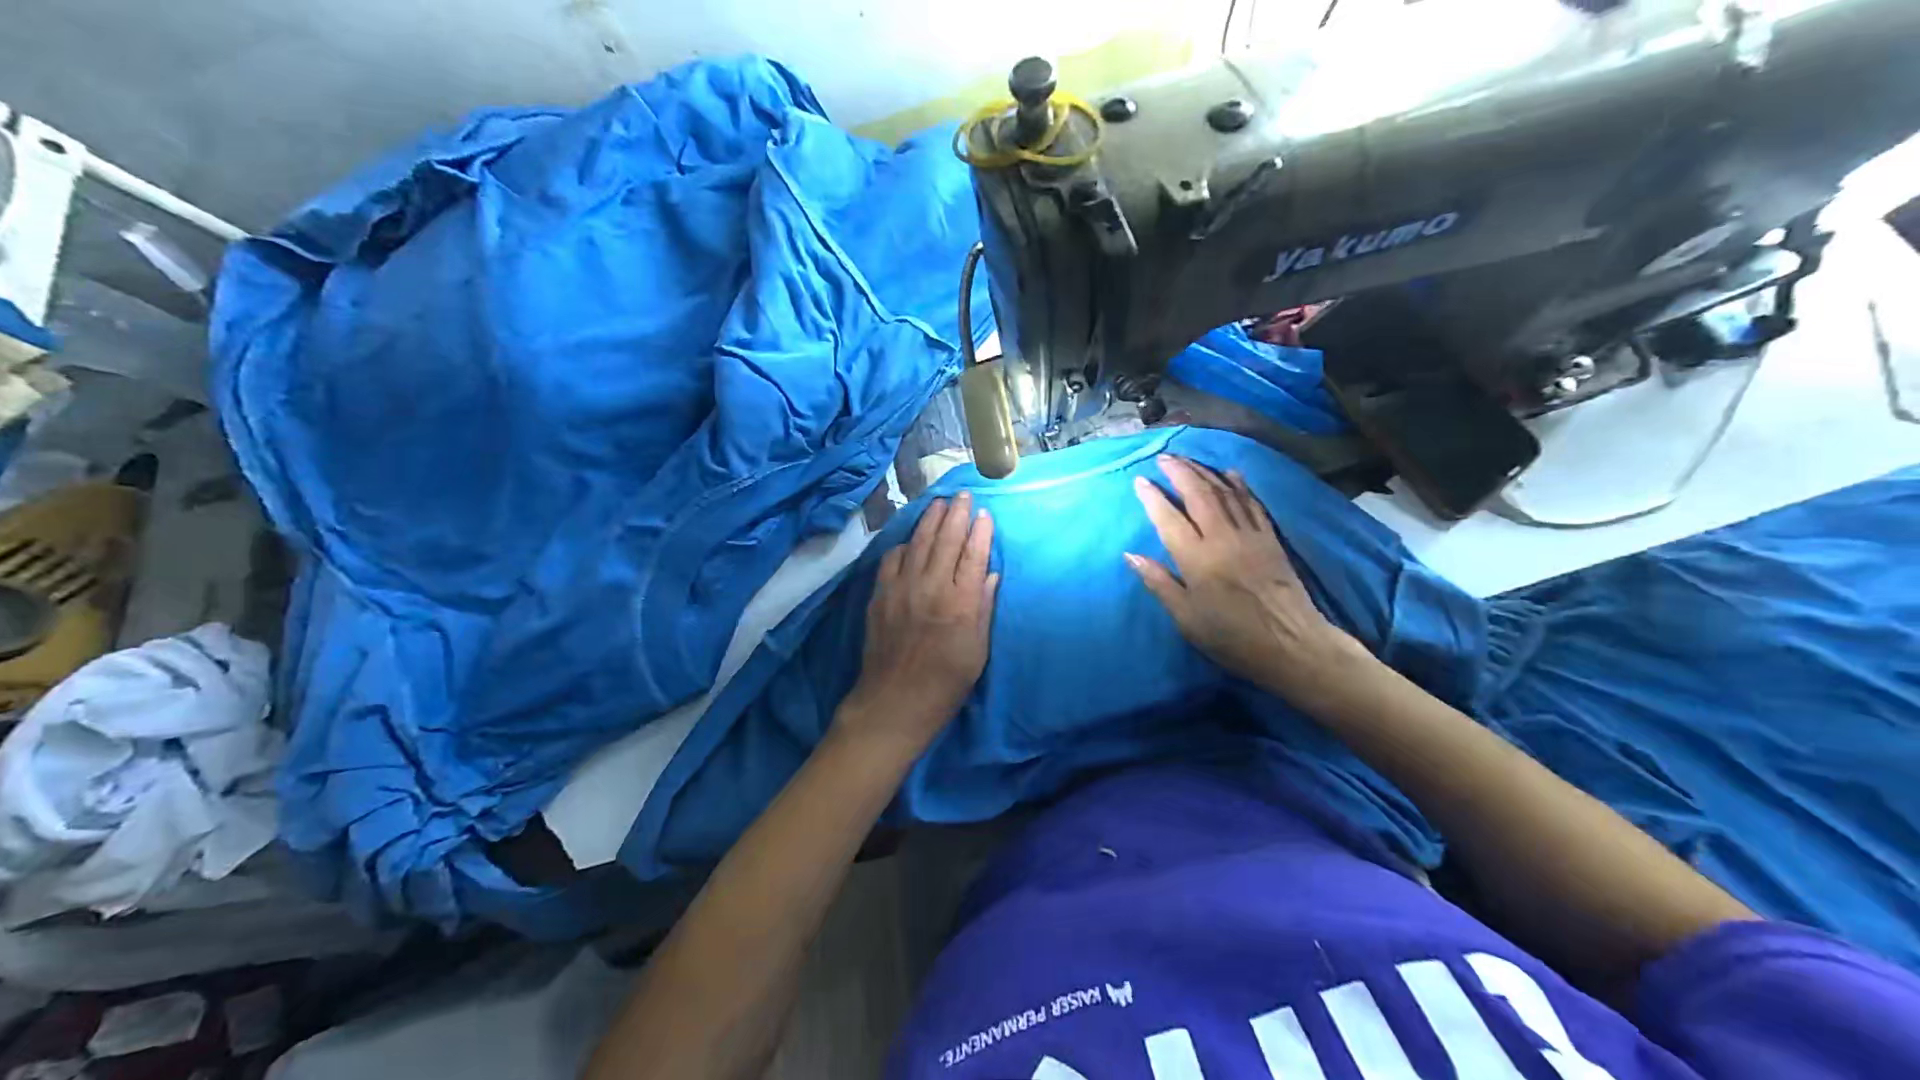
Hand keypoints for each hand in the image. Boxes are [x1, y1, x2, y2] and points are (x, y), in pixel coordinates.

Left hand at [838, 491, 999, 751]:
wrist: (895, 702)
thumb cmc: (946, 683)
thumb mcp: (978, 651)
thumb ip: (983, 608)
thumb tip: (988, 574)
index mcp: (960, 603)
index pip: (973, 555)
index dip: (980, 532)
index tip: (985, 514)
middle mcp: (931, 587)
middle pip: (946, 540)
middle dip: (956, 514)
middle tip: (963, 496)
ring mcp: (901, 588)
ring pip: (918, 543)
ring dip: (930, 520)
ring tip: (940, 504)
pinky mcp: (880, 595)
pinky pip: (893, 559)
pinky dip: (905, 544)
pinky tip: (912, 539)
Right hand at [1126, 455, 1369, 707]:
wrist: (1292, 645)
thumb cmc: (1232, 637)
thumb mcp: (1187, 618)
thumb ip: (1159, 583)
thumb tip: (1131, 555)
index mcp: (1197, 559)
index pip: (1169, 519)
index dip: (1153, 498)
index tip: (1140, 481)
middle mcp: (1222, 539)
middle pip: (1199, 495)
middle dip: (1180, 472)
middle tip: (1164, 457)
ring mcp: (1250, 535)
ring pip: (1225, 493)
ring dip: (1205, 472)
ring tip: (1188, 460)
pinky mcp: (1271, 539)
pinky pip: (1253, 504)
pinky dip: (1240, 486)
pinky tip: (1231, 474)